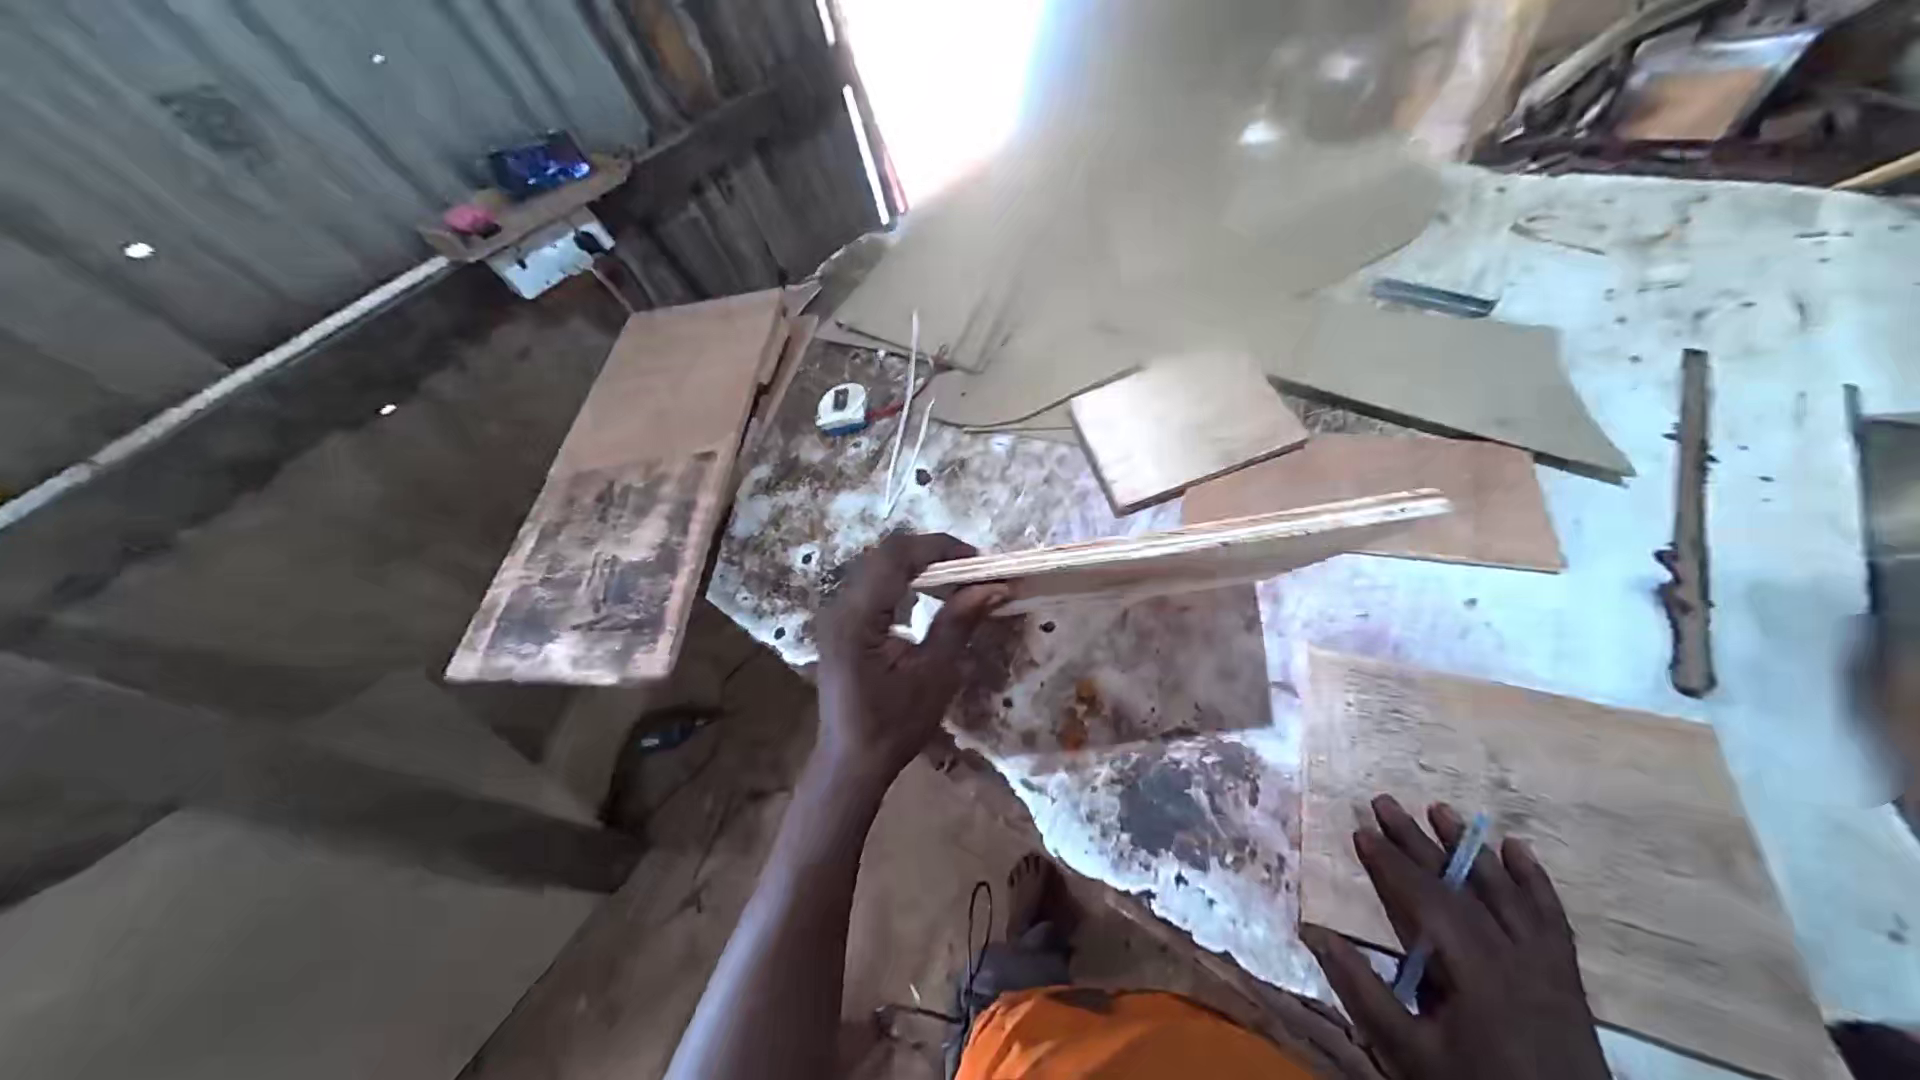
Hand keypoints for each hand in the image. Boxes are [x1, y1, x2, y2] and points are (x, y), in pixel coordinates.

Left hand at [813, 533, 1007, 793]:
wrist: (851, 762)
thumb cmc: (893, 725)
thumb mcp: (933, 675)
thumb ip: (958, 623)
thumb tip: (994, 586)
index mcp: (857, 617)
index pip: (896, 557)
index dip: (939, 547)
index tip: (978, 561)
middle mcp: (840, 606)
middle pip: (885, 555)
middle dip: (931, 553)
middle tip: (972, 570)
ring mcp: (836, 614)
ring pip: (878, 566)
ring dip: (918, 565)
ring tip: (957, 579)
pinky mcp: (841, 623)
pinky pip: (873, 585)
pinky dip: (904, 581)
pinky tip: (928, 594)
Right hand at [1302, 796, 1611, 1079]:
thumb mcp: (1409, 1053)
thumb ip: (1364, 991)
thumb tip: (1316, 933)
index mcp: (1477, 974)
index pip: (1427, 901)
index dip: (1390, 863)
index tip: (1360, 830)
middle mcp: (1515, 958)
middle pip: (1460, 886)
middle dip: (1418, 842)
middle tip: (1384, 802)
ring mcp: (1546, 966)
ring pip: (1506, 892)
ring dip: (1470, 848)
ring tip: (1440, 809)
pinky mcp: (1565, 977)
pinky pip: (1552, 918)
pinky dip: (1535, 881)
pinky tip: (1517, 850)